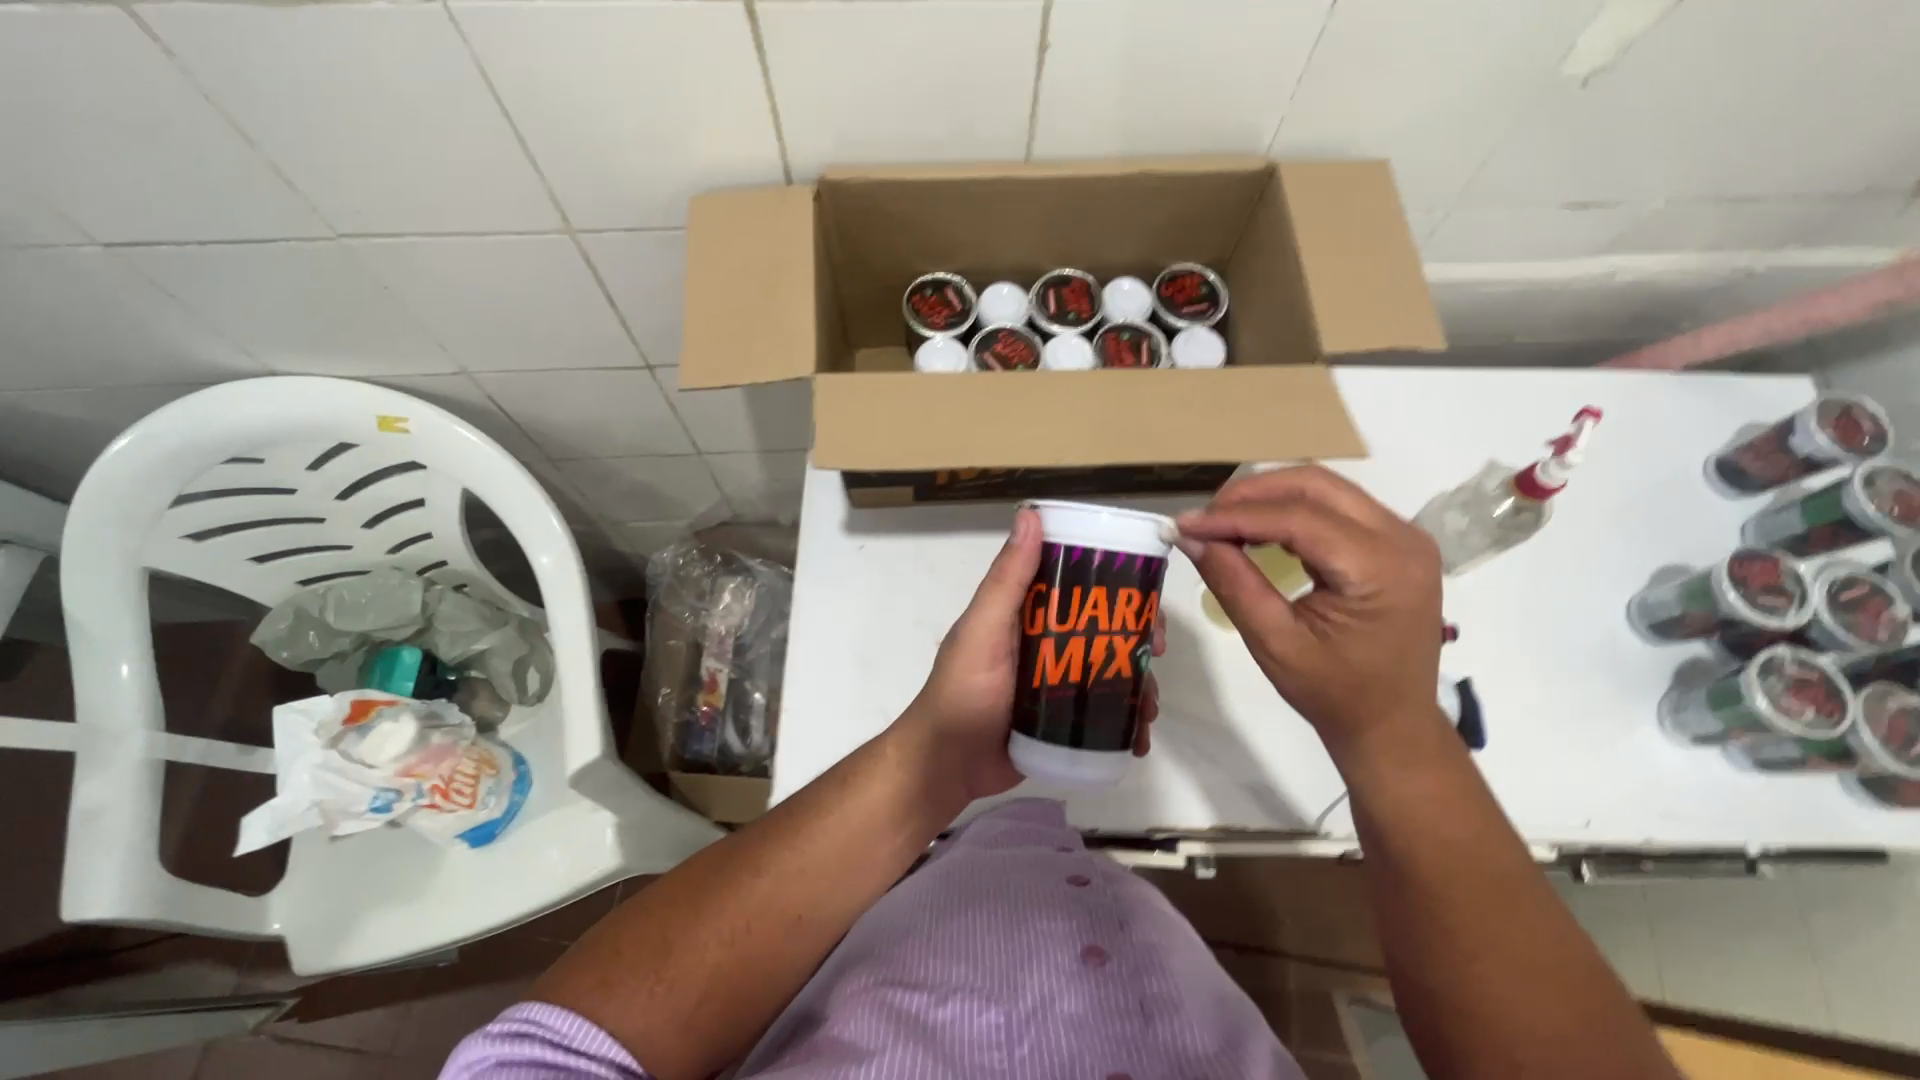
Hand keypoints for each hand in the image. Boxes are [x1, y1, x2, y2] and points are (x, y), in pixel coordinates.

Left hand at [892, 507, 1163, 805]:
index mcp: (1026, 615)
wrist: (947, 766)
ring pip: (1110, 675)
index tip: (1147, 601)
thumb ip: (1007, 580)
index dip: (1118, 589)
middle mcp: (1044, 645)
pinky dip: (1126, 723)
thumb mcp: (983, 630)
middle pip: (1104, 633)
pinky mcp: (1062, 724)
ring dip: (1139, 686)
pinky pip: (1103, 717)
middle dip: (1138, 642)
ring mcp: (1055, 686)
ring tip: (1150, 709)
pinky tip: (1140, 737)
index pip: (1080, 589)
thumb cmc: (962, 692)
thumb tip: (1031, 514)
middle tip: (1158, 656)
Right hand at [1174, 466, 1441, 758]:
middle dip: (1251, 495)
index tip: (1185, 524)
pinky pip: (1337, 507)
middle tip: (1203, 520)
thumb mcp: (1274, 642)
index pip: (1297, 517)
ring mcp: (1404, 536)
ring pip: (1325, 488)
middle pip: (1315, 485)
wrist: (1392, 723)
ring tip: (1223, 524)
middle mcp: (1402, 538)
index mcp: (1380, 568)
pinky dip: (1291, 510)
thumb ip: (1233, 582)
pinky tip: (1258, 530)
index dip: (1234, 515)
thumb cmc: (1334, 693)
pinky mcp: (1395, 542)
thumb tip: (1190, 537)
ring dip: (1269, 498)